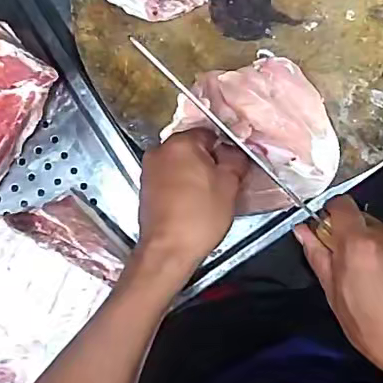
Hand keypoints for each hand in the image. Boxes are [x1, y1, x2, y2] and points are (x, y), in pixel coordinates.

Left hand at [136, 130, 250, 271]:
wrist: (168, 250)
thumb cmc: (198, 217)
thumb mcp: (229, 185)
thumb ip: (236, 160)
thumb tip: (235, 152)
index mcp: (181, 143)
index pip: (209, 133)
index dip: (225, 148)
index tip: (234, 163)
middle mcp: (160, 151)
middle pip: (193, 148)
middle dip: (209, 162)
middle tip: (224, 182)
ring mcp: (150, 170)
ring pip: (180, 164)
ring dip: (195, 175)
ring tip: (209, 197)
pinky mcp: (146, 188)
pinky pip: (169, 179)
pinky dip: (182, 186)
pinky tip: (193, 204)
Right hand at [295, 197, 382, 382]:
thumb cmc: (380, 332)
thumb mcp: (336, 297)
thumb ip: (319, 258)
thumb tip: (305, 234)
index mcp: (357, 243)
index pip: (341, 204)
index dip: (331, 214)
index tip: (327, 230)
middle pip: (363, 221)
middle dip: (353, 238)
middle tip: (349, 267)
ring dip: (376, 251)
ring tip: (376, 285)